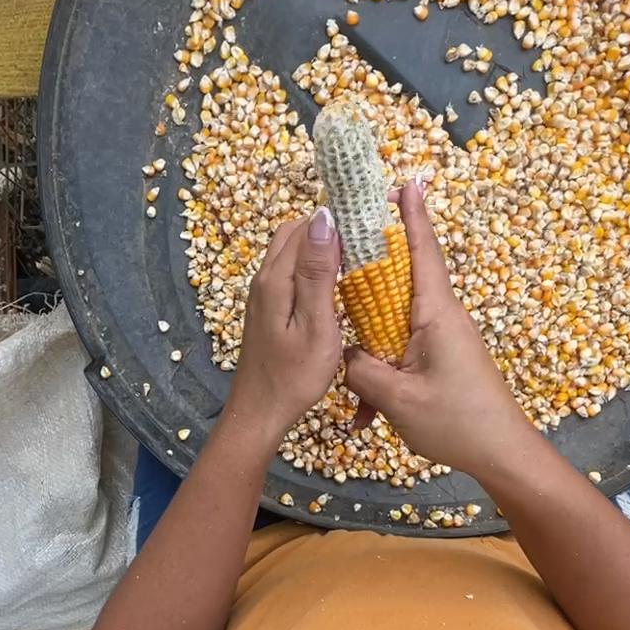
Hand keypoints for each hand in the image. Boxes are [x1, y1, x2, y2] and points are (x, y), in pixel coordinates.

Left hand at [225, 209, 343, 435]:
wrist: (260, 412)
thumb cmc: (293, 376)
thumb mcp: (315, 324)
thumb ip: (318, 272)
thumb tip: (324, 217)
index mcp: (275, 278)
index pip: (306, 226)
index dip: (337, 221)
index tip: (369, 228)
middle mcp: (264, 279)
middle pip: (296, 233)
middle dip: (328, 230)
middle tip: (364, 245)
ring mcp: (263, 295)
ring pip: (292, 253)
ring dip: (320, 251)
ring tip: (353, 263)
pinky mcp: (267, 309)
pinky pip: (290, 274)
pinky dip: (312, 270)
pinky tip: (333, 287)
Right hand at [342, 180, 537, 478]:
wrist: (500, 453)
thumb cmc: (456, 421)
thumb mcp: (397, 398)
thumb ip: (360, 368)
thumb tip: (344, 352)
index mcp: (435, 313)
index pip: (422, 251)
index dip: (411, 215)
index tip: (405, 180)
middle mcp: (439, 318)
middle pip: (398, 281)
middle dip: (370, 268)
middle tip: (340, 249)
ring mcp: (439, 340)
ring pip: (391, 326)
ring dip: (366, 349)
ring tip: (344, 374)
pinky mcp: (437, 361)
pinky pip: (398, 355)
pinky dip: (379, 379)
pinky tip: (364, 416)